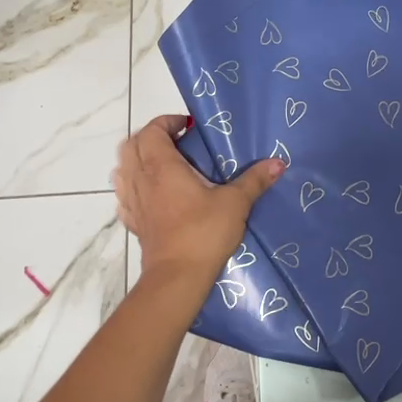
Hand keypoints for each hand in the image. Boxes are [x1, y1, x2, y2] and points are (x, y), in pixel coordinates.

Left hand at [113, 115, 282, 280]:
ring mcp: (133, 203)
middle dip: (150, 137)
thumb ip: (254, 180)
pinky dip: (133, 186)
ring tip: (162, 164)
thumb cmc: (203, 233)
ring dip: (137, 160)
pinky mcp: (134, 224)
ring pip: (122, 170)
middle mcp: (142, 180)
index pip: (151, 131)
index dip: (166, 122)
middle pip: (131, 146)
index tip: (187, 126)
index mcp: (162, 167)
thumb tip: (278, 163)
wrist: (177, 278)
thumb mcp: (235, 203)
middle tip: (175, 141)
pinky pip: (124, 196)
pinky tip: (151, 194)